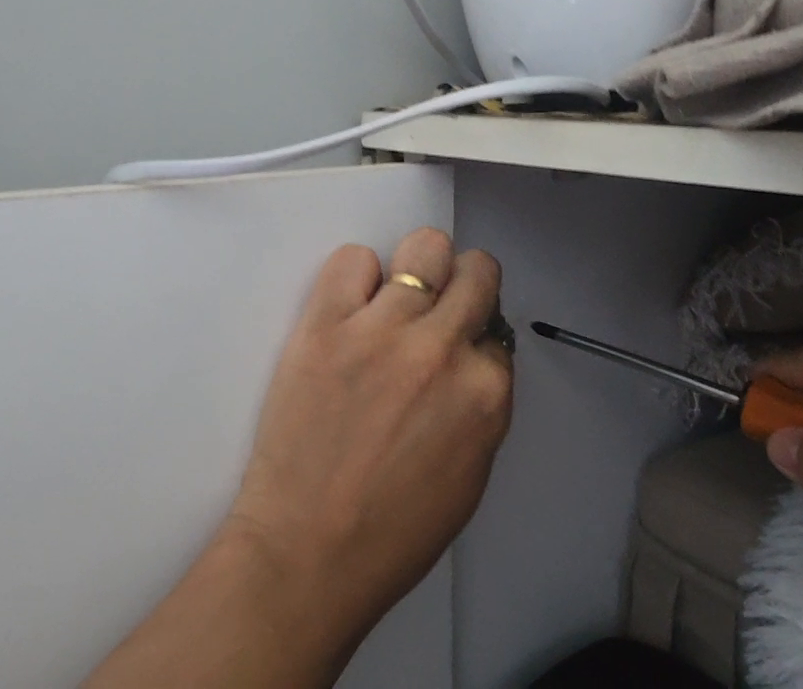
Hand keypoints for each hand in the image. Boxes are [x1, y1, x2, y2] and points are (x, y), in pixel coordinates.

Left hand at [84, 229, 511, 688]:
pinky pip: (352, 259)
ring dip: (419, 269)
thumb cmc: (394, 532)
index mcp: (486, 392)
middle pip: (477, 272)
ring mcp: (382, 331)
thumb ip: (482, 405)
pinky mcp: (324, 325)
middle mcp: (443, 349)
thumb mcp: (472, 472)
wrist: (305, 556)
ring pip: (425, 247)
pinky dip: (357, 275)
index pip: (497, 332)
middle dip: (466, 286)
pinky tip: (350, 307)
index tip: (456, 353)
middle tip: (437, 311)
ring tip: (395, 299)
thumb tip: (474, 360)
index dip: (477, 339)